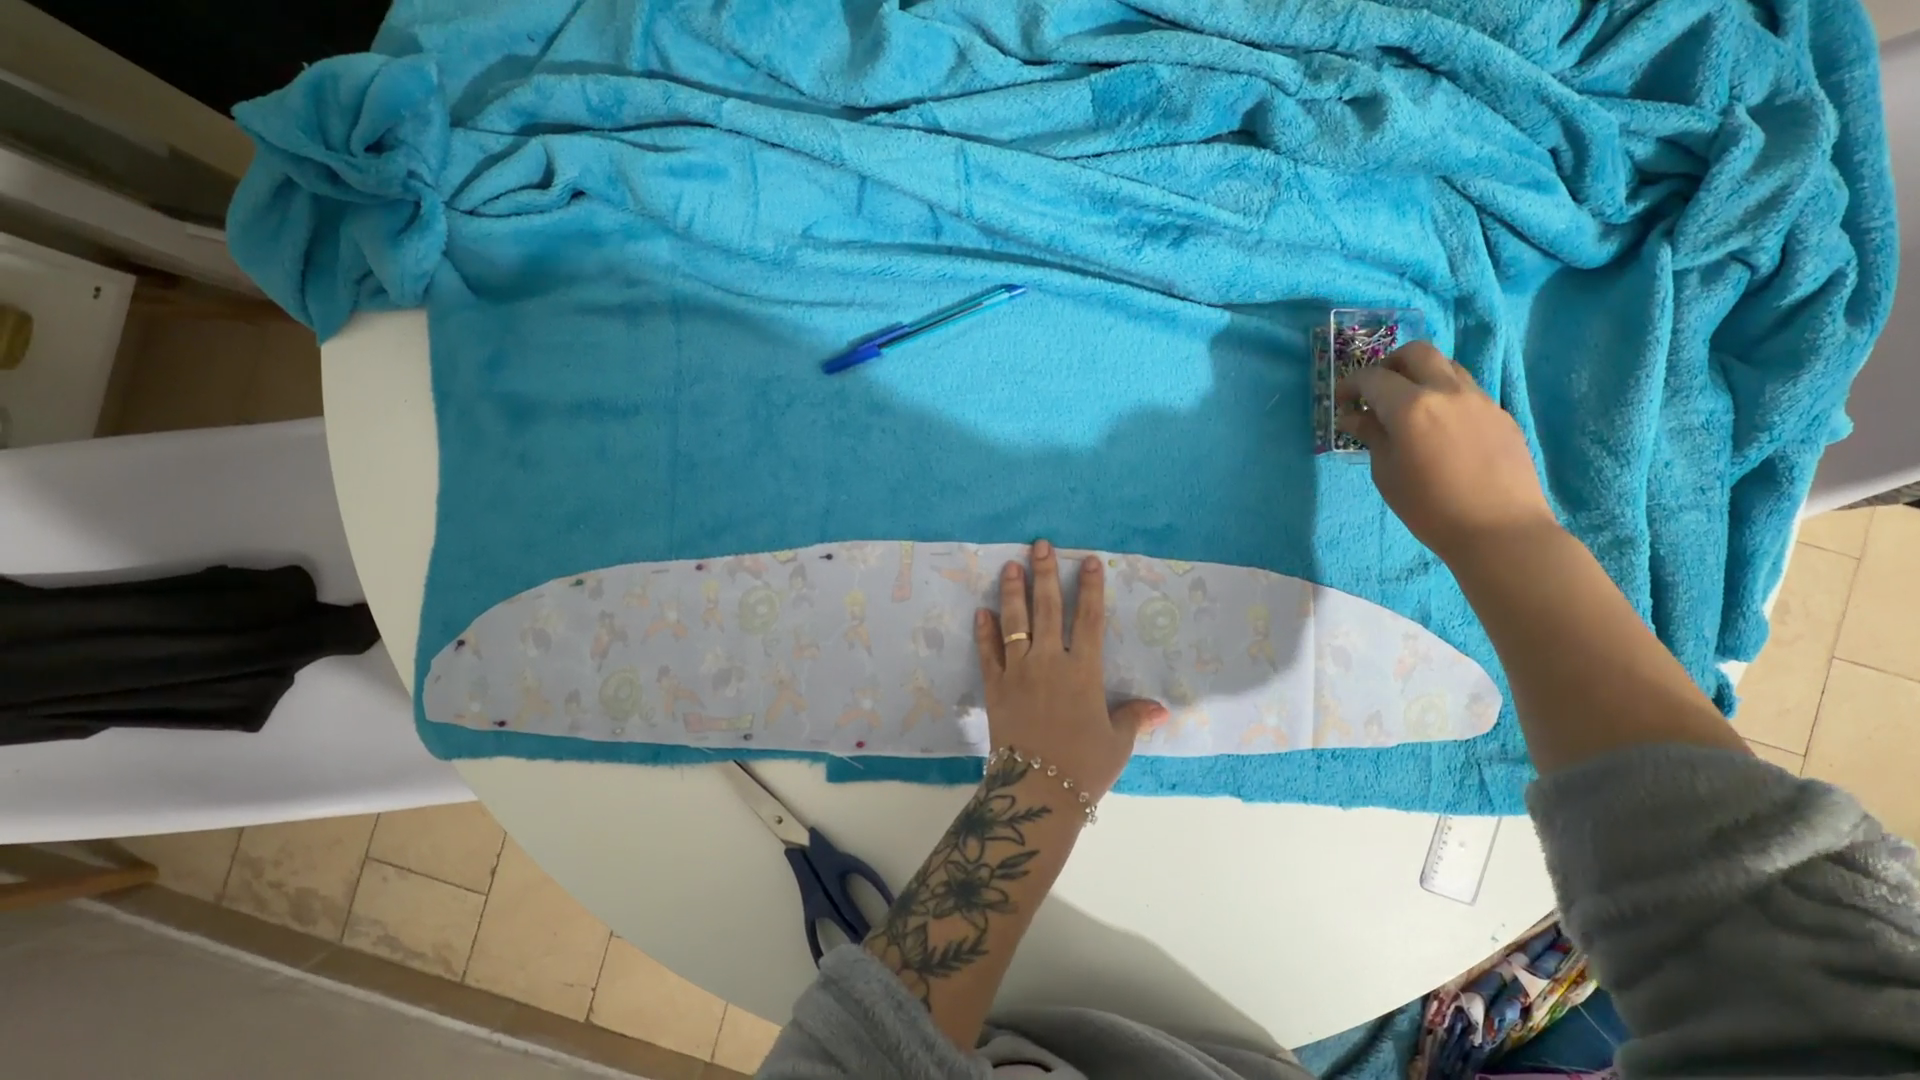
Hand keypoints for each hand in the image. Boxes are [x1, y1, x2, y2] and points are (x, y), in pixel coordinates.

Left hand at [974, 540, 1167, 800]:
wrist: (1036, 790)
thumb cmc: (1083, 767)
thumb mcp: (1116, 742)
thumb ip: (1132, 718)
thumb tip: (1159, 709)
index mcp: (1084, 671)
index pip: (1090, 619)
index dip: (1090, 588)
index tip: (1088, 561)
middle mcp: (1050, 662)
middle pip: (1048, 608)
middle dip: (1045, 574)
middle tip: (1040, 545)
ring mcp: (1019, 672)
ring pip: (1015, 622)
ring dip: (1012, 592)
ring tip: (1010, 566)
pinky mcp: (995, 687)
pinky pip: (989, 652)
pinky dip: (985, 631)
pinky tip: (982, 612)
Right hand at [1336, 342, 1557, 561]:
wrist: (1499, 529)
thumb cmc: (1430, 508)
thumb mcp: (1387, 473)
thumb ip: (1372, 436)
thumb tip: (1355, 416)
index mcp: (1411, 406)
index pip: (1373, 377)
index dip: (1351, 384)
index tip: (1341, 401)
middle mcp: (1447, 391)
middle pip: (1416, 353)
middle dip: (1390, 364)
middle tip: (1377, 391)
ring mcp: (1479, 399)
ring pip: (1446, 366)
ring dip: (1421, 375)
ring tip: (1409, 405)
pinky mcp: (1500, 414)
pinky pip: (1467, 391)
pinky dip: (1445, 396)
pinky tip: (1440, 428)